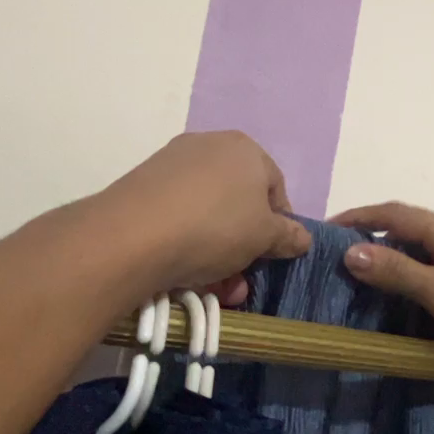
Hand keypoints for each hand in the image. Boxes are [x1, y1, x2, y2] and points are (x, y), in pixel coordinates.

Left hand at [81, 132, 311, 302]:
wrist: (131, 237)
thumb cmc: (216, 227)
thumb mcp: (266, 237)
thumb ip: (290, 236)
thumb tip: (301, 238)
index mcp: (246, 149)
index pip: (276, 189)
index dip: (279, 226)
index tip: (272, 256)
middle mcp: (209, 147)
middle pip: (239, 203)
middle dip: (244, 246)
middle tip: (240, 279)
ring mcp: (171, 165)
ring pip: (208, 215)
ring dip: (217, 253)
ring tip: (213, 286)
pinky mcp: (141, 187)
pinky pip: (177, 217)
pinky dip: (185, 244)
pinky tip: (183, 274)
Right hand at [327, 202, 433, 379]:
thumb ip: (397, 271)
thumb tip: (351, 251)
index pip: (396, 213)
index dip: (361, 216)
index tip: (327, 227)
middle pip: (410, 226)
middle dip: (375, 234)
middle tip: (340, 253)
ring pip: (424, 247)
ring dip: (394, 254)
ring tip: (364, 271)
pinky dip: (413, 270)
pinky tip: (404, 289)